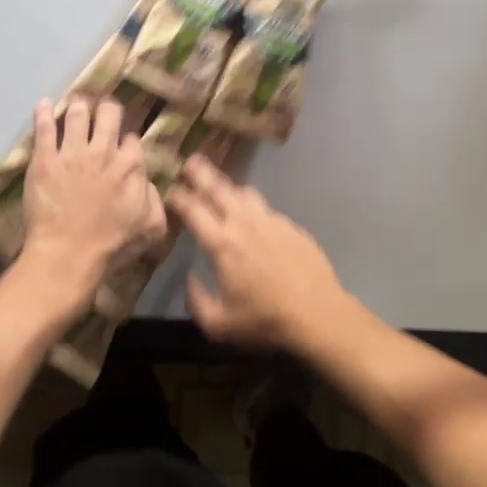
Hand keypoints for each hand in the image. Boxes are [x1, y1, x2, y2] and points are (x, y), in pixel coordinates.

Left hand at [18, 97, 166, 299]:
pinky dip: (45, 112)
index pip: (132, 139)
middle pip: (109, 114)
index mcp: (130, 166)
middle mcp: (104, 151)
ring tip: (77, 104)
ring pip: (78, 114)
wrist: (68, 255)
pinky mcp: (45, 158)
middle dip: (107, 109)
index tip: (123, 145)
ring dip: (79, 106)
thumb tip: (146, 180)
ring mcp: (73, 152)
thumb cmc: (111, 246)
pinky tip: (44, 104)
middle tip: (102, 111)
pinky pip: (45, 126)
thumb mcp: (151, 227)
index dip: (128, 140)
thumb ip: (154, 197)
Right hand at [165, 155, 349, 349]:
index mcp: (223, 244)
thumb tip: (190, 279)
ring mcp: (271, 221)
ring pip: (245, 192)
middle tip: (191, 161)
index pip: (194, 210)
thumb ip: (196, 301)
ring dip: (229, 188)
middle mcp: (244, 224)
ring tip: (222, 189)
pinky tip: (255, 221)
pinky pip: (267, 210)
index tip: (169, 190)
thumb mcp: (219, 325)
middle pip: (219, 188)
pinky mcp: (291, 226)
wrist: (317, 313)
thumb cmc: (265, 320)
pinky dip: (254, 208)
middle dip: (202, 173)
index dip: (178, 197)